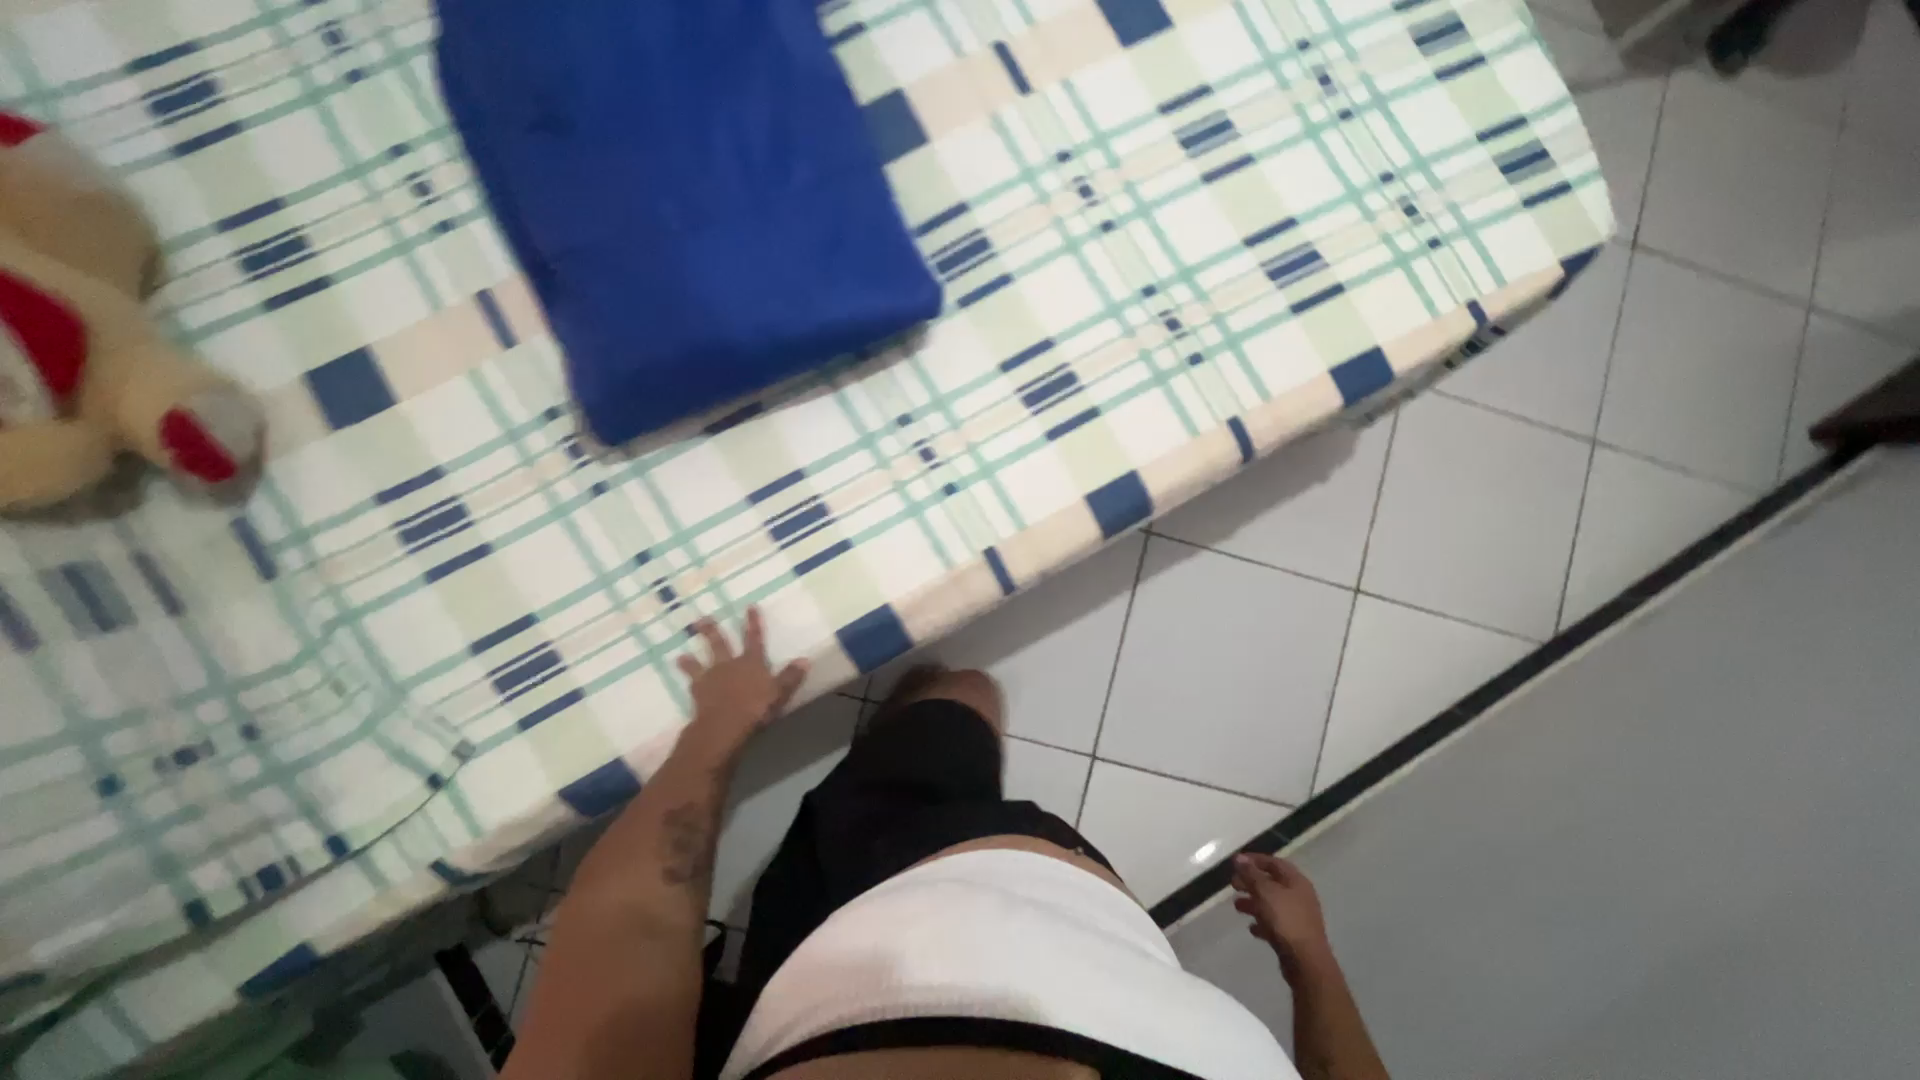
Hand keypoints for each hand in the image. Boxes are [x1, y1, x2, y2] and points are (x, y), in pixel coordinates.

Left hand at [674, 608, 807, 760]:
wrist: (724, 724)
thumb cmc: (756, 707)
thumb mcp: (779, 693)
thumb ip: (790, 677)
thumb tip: (806, 660)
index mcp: (751, 662)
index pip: (754, 638)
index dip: (753, 623)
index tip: (749, 607)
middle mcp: (729, 664)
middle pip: (719, 644)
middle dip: (711, 631)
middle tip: (700, 620)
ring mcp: (711, 678)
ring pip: (700, 663)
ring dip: (690, 660)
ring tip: (680, 656)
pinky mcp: (698, 693)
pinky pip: (692, 684)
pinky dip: (688, 681)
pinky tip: (684, 682)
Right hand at [1233, 853, 1333, 980]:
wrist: (1306, 960)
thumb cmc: (1286, 920)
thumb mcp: (1265, 891)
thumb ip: (1251, 874)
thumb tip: (1239, 858)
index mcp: (1296, 881)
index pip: (1274, 863)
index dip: (1254, 860)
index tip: (1235, 862)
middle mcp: (1299, 896)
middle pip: (1272, 883)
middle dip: (1251, 882)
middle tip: (1233, 884)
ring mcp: (1298, 916)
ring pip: (1271, 903)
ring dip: (1253, 902)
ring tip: (1237, 906)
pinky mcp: (1294, 935)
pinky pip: (1274, 923)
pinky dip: (1262, 922)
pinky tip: (1252, 928)